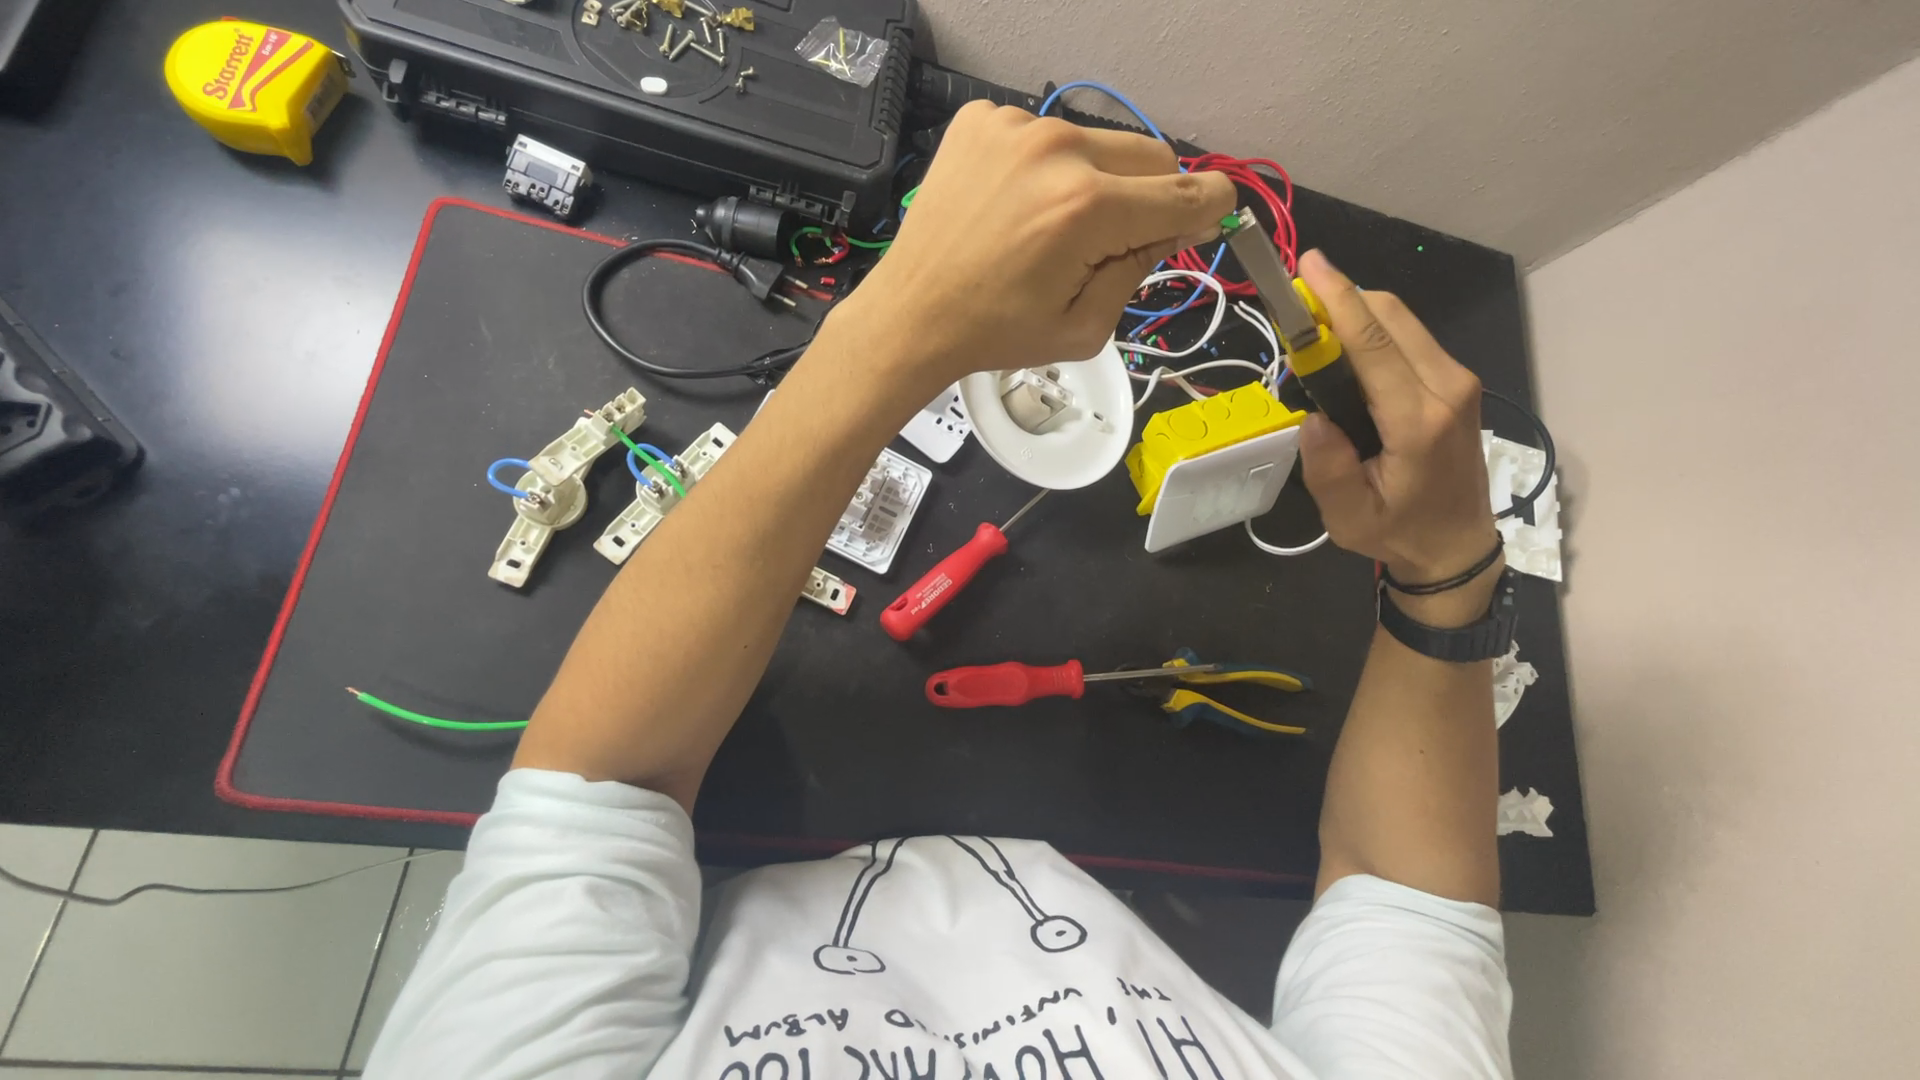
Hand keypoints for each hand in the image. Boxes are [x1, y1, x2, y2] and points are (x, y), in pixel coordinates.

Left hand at [833, 101, 1234, 392]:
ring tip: (1047, 228)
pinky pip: (1042, 134)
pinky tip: (1012, 206)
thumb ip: (1139, 270)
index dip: (1207, 210)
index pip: (1190, 191)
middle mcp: (1059, 150)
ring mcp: (1016, 126)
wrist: (912, 314)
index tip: (1200, 224)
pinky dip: (1043, 168)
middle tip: (1110, 241)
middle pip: (1150, 155)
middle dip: (1148, 197)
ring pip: (1095, 143)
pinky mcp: (981, 119)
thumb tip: (1172, 226)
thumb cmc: (996, 333)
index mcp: (1090, 209)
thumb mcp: (1085, 328)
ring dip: (1092, 181)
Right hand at [1295, 250, 1498, 586]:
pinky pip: (1409, 336)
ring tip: (1313, 331)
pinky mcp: (1456, 382)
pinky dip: (1372, 329)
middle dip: (1342, 297)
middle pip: (1391, 315)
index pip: (1375, 344)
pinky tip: (1345, 350)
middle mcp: (1446, 388)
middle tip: (1295, 304)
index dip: (1339, 299)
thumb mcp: (1348, 516)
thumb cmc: (1398, 531)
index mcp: (1418, 422)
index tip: (1309, 266)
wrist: (1456, 544)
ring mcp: (1457, 381)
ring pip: (1402, 320)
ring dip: (1356, 311)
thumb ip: (1327, 468)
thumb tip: (1312, 416)